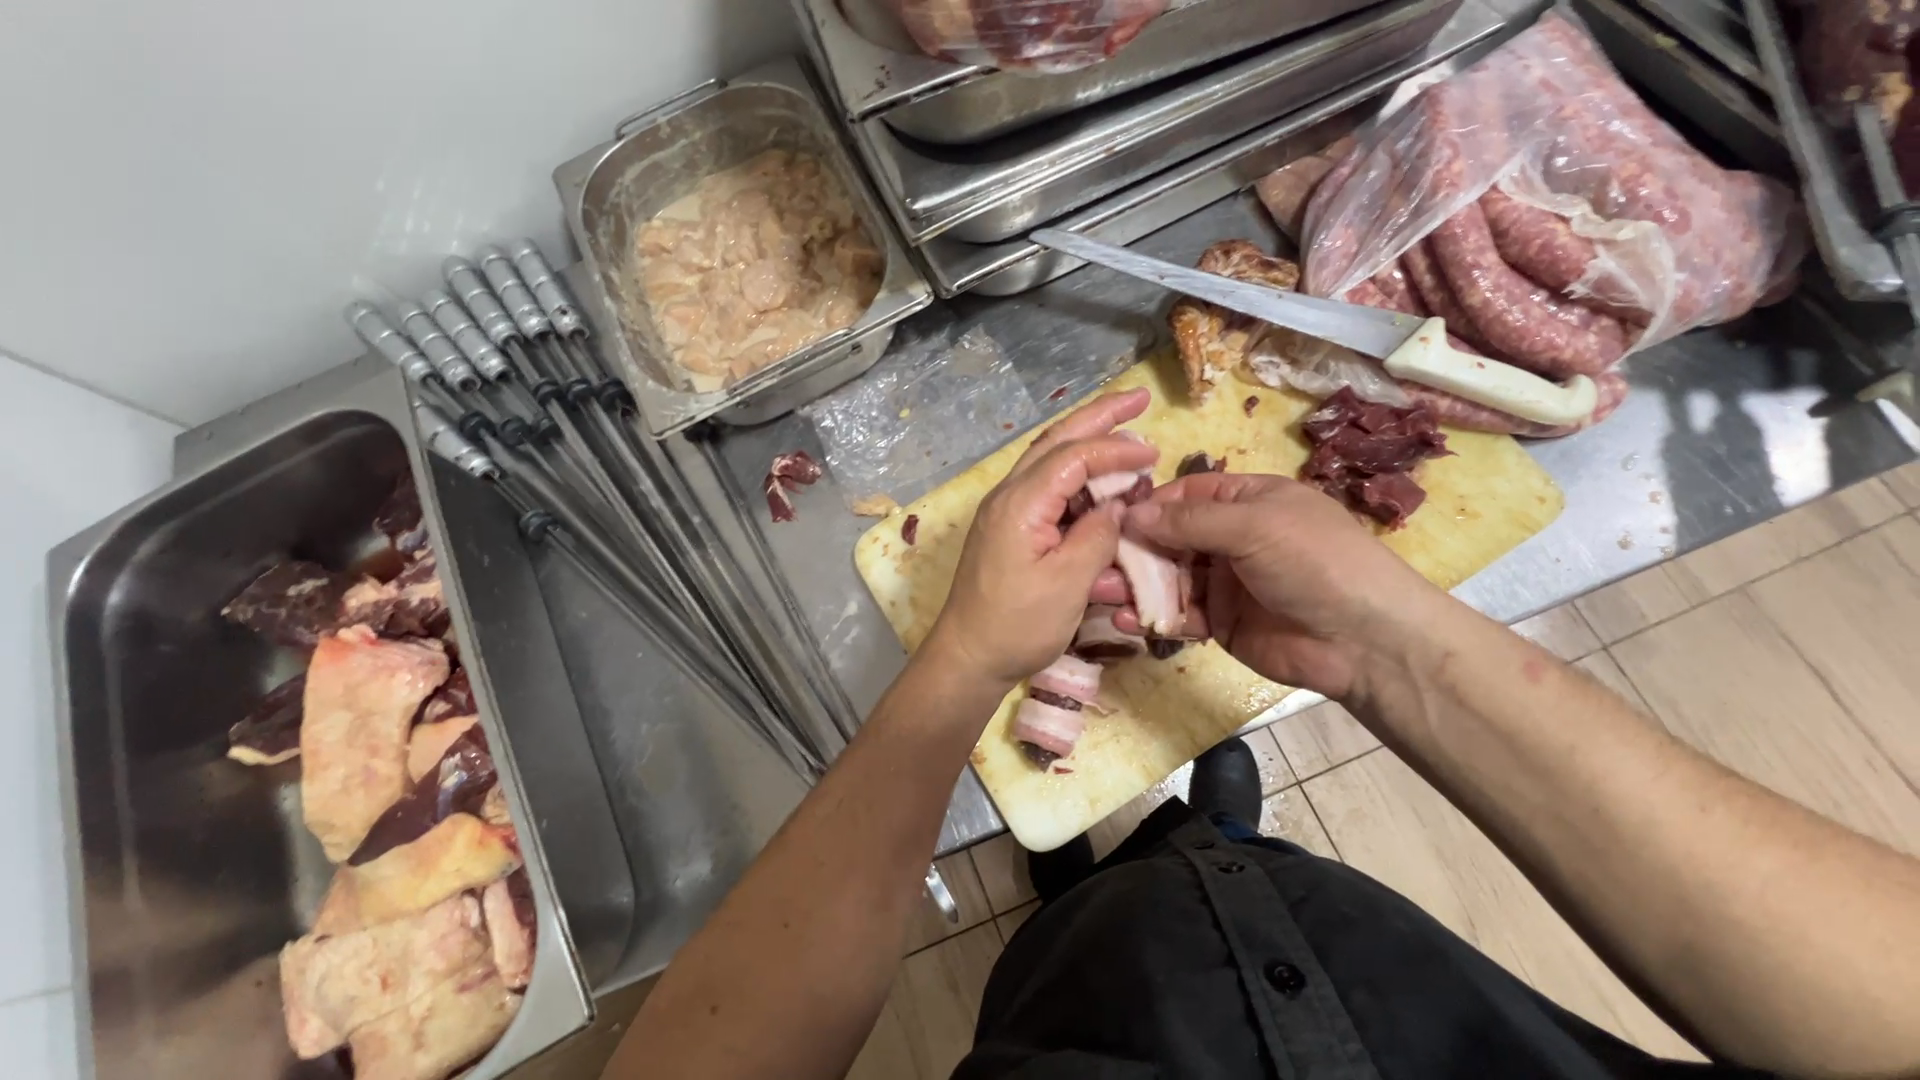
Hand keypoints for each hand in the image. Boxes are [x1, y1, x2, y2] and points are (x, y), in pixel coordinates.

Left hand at [924, 389, 1158, 687]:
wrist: (968, 657)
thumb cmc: (1017, 625)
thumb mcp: (1068, 584)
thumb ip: (1098, 536)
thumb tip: (1118, 506)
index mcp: (1020, 503)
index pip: (1073, 457)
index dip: (1115, 450)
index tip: (1153, 453)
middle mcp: (1008, 496)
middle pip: (1056, 442)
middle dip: (1098, 417)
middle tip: (1140, 397)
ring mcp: (1005, 511)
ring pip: (1048, 460)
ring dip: (1085, 440)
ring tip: (1123, 426)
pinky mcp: (1009, 529)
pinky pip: (1045, 487)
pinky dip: (1075, 474)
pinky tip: (1098, 477)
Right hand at [1119, 472, 1440, 699]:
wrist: (1365, 640)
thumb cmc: (1315, 562)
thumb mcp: (1254, 526)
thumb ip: (1189, 522)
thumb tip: (1130, 513)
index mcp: (1248, 500)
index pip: (1186, 494)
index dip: (1148, 504)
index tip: (1106, 516)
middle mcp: (1233, 538)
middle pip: (1169, 537)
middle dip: (1132, 548)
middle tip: (1092, 559)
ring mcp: (1226, 582)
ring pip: (1168, 577)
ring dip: (1135, 584)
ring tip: (1099, 591)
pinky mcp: (1221, 624)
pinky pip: (1179, 616)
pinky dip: (1152, 617)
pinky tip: (1124, 620)